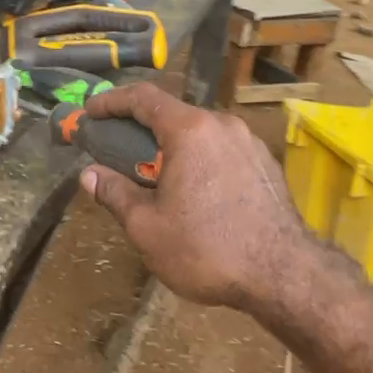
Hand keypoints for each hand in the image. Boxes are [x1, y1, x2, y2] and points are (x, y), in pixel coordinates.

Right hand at [78, 82, 309, 309]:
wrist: (283, 275)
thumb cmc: (207, 249)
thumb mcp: (147, 227)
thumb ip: (115, 194)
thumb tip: (89, 175)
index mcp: (191, 130)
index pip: (143, 97)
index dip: (112, 101)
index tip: (92, 111)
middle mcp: (223, 125)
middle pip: (174, 114)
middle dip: (141, 129)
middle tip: (118, 152)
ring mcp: (249, 143)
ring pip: (200, 134)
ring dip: (173, 147)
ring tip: (155, 178)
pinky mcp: (266, 165)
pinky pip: (222, 151)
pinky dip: (199, 160)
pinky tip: (194, 192)